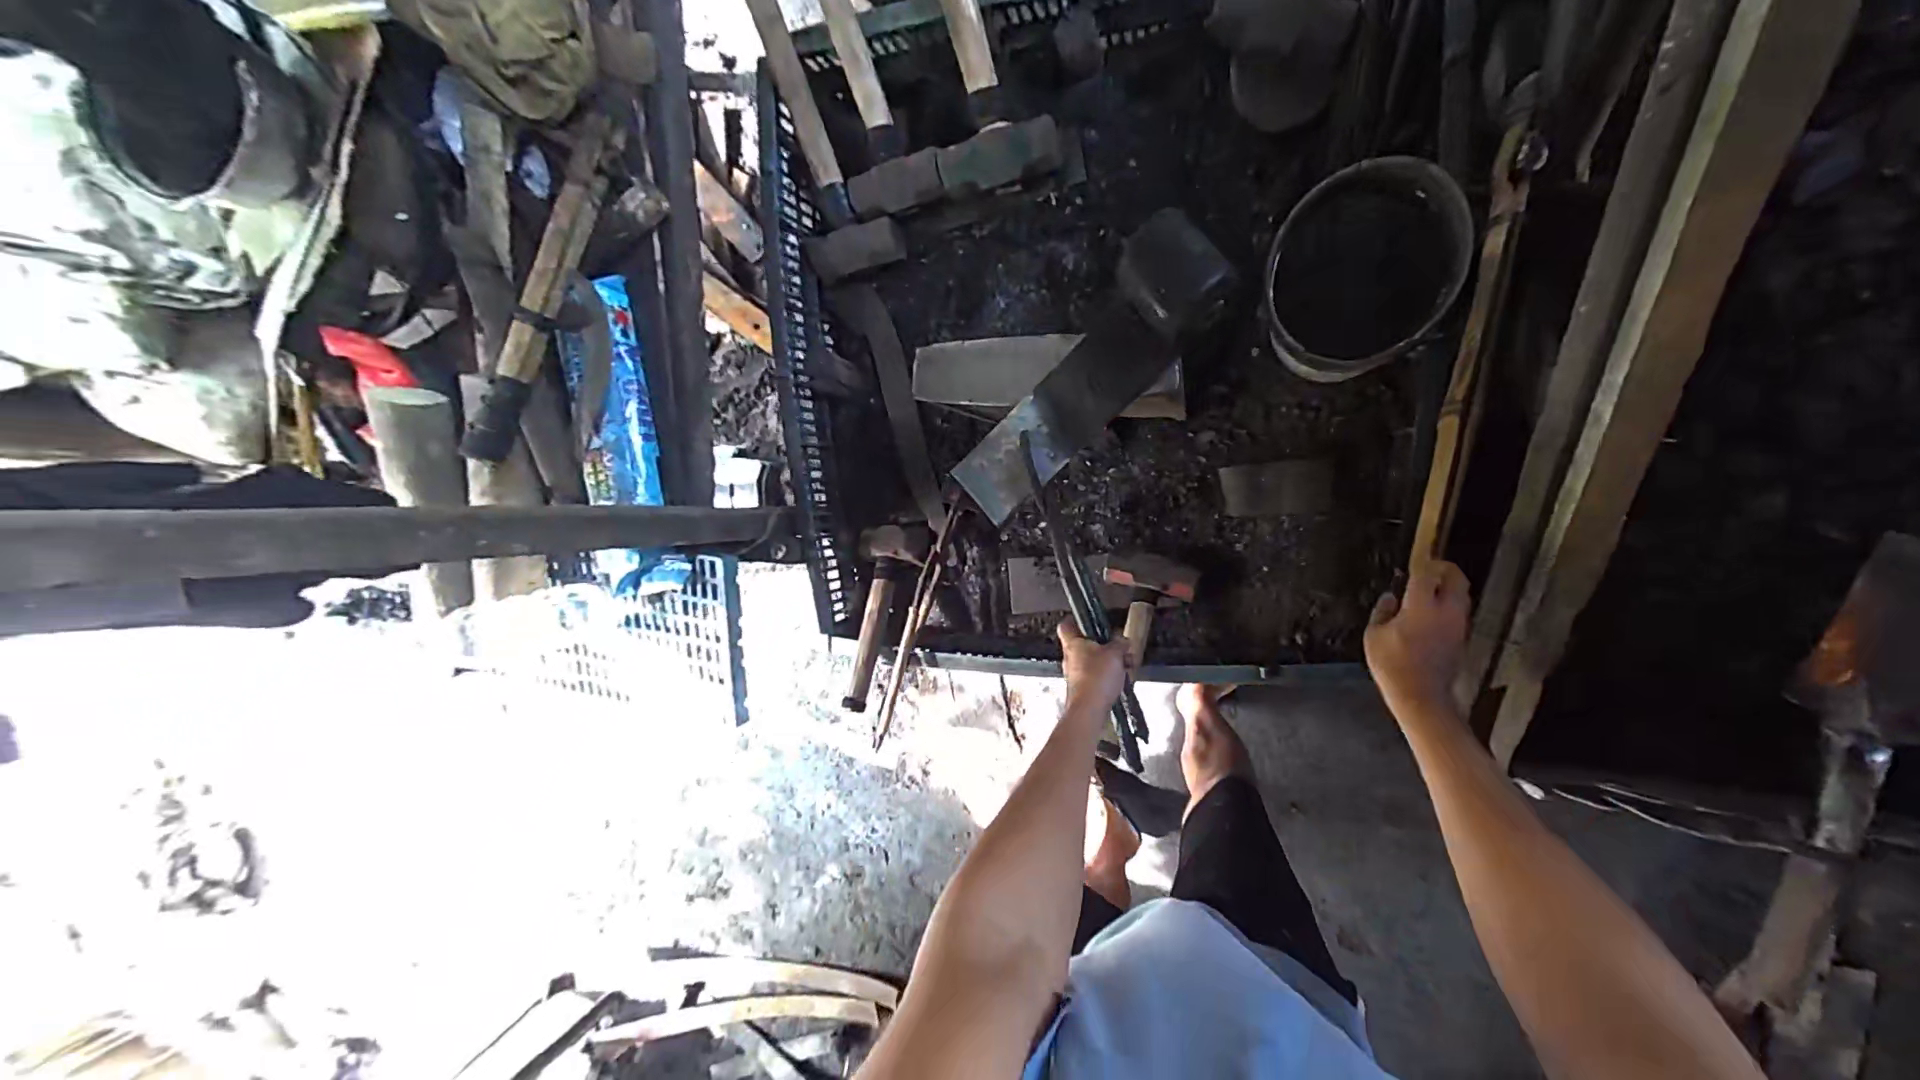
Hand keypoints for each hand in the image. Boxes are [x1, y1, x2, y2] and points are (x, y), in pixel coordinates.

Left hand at [1058, 620, 1129, 709]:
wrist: (1090, 709)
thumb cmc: (1097, 678)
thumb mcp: (1115, 653)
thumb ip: (1120, 643)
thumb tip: (1122, 639)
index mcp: (1073, 644)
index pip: (1066, 625)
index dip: (1075, 620)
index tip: (1088, 619)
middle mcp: (1070, 658)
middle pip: (1083, 644)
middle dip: (1103, 644)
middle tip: (1118, 646)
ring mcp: (1075, 674)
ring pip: (1092, 661)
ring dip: (1108, 661)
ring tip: (1126, 665)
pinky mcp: (1082, 689)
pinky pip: (1095, 677)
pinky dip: (1108, 676)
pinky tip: (1122, 680)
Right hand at [1364, 560, 1471, 714]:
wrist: (1421, 696)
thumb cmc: (1392, 664)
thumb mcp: (1374, 636)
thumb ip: (1383, 611)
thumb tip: (1391, 598)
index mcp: (1421, 607)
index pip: (1426, 574)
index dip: (1422, 563)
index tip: (1415, 560)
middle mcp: (1446, 611)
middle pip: (1456, 579)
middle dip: (1445, 569)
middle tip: (1429, 568)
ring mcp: (1458, 625)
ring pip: (1461, 595)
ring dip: (1448, 587)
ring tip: (1429, 589)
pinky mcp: (1461, 638)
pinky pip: (1458, 612)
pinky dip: (1448, 604)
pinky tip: (1431, 612)